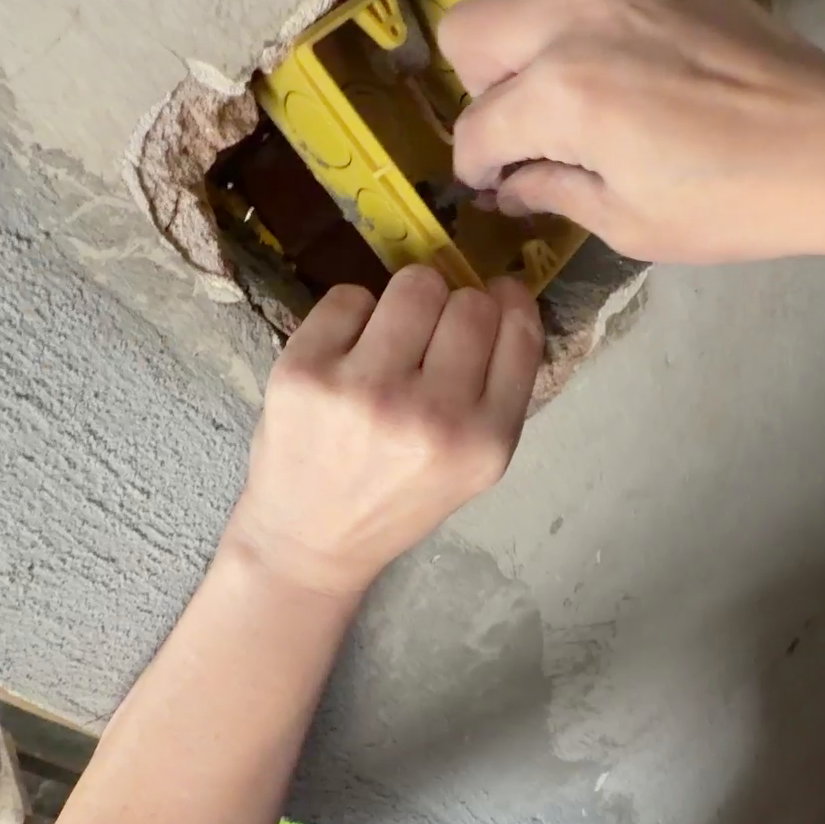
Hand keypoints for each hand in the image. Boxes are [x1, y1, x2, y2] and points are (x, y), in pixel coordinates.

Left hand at [220, 266, 544, 595]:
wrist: (312, 539)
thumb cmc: (403, 498)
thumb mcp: (476, 466)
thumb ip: (500, 391)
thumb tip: (503, 296)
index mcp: (484, 442)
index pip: (519, 333)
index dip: (512, 301)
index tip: (498, 297)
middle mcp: (432, 415)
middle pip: (469, 303)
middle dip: (458, 307)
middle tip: (435, 338)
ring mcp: (365, 390)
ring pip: (414, 284)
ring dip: (411, 301)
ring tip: (394, 337)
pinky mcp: (306, 370)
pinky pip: (350, 295)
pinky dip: (355, 316)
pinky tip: (350, 354)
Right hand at [439, 0, 824, 263]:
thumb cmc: (727, 204)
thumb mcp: (627, 223)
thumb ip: (553, 192)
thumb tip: (509, 188)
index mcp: (562, 95)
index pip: (477, 128)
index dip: (474, 168)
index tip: (491, 184)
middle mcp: (573, 15)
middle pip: (467, 29)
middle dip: (479, 87)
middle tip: (519, 122)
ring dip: (506, 17)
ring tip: (542, 60)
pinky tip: (591, 4)